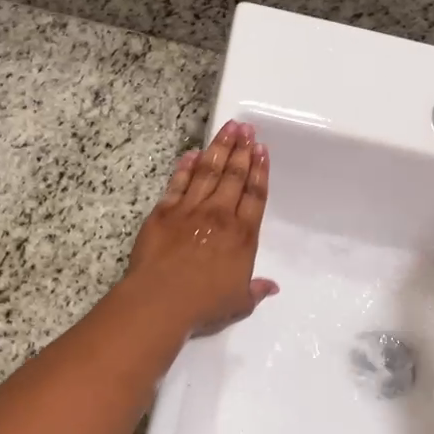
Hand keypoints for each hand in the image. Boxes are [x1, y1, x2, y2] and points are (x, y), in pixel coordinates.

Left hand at [125, 120, 278, 334]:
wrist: (161, 299)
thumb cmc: (204, 304)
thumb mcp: (239, 303)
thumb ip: (255, 290)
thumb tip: (271, 287)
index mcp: (242, 236)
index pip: (255, 195)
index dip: (260, 171)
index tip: (262, 151)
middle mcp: (219, 216)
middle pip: (233, 176)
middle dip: (242, 150)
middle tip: (246, 129)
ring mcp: (190, 210)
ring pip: (208, 172)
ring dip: (219, 149)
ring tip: (228, 129)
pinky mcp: (164, 212)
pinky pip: (178, 183)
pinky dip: (186, 167)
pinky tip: (192, 154)